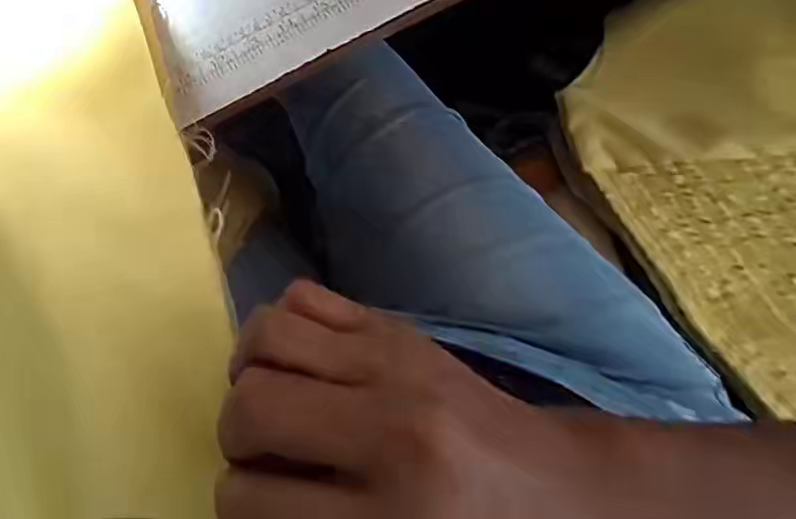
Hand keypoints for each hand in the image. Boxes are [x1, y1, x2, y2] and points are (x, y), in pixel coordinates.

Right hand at [216, 279, 597, 518]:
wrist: (564, 497)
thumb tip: (246, 498)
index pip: (254, 501)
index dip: (233, 504)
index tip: (249, 502)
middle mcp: (386, 429)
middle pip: (252, 407)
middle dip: (232, 434)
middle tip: (252, 451)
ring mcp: (391, 361)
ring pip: (267, 336)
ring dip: (245, 369)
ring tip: (261, 392)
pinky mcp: (393, 324)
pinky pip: (304, 296)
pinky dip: (281, 324)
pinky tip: (295, 357)